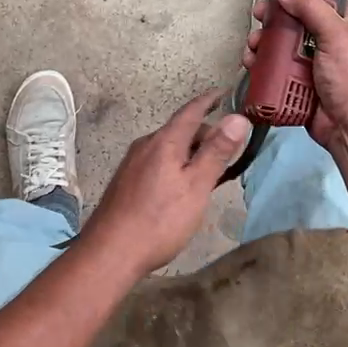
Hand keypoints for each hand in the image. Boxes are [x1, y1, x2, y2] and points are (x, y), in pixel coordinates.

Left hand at [82, 89, 251, 275]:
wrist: (109, 254)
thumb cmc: (160, 220)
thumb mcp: (197, 187)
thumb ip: (217, 152)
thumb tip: (238, 117)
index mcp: (165, 141)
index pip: (191, 110)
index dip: (209, 100)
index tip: (225, 92)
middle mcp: (146, 144)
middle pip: (180, 129)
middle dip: (204, 134)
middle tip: (226, 151)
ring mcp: (132, 163)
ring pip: (168, 147)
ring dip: (189, 151)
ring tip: (207, 172)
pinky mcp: (125, 181)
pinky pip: (157, 160)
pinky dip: (175, 163)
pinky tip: (179, 187)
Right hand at [247, 0, 347, 147]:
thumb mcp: (335, 35)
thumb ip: (312, 8)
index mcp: (343, 24)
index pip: (318, 1)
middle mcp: (326, 41)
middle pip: (294, 23)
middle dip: (273, 21)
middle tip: (258, 19)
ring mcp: (311, 64)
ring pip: (281, 46)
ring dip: (263, 43)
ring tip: (252, 47)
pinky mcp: (297, 83)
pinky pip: (276, 69)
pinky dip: (262, 65)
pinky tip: (251, 64)